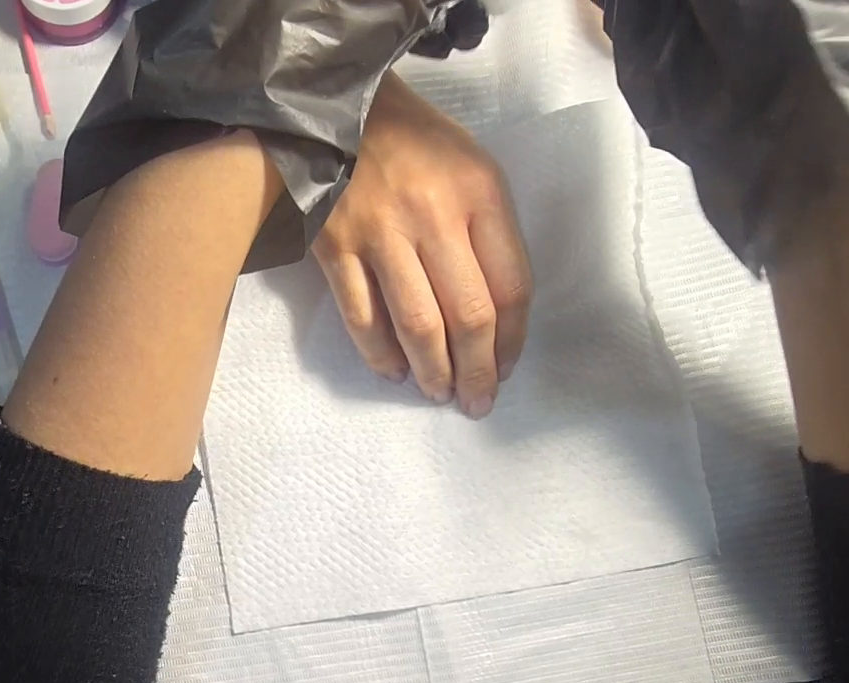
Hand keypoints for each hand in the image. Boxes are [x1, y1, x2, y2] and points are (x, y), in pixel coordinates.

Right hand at [312, 74, 530, 418]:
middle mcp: (434, 216)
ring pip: (416, 325)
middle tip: (474, 402)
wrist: (340, 114)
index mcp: (480, 193)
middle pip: (467, 316)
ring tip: (438, 394)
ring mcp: (380, 235)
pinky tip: (393, 373)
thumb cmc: (416, 147)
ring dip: (432, 372)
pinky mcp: (336, 249)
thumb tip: (490, 320)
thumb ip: (488, 236)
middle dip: (475, 372)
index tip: (504, 369)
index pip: (511, 286)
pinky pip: (361, 319)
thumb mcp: (472, 171)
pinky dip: (379, 355)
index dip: (511, 341)